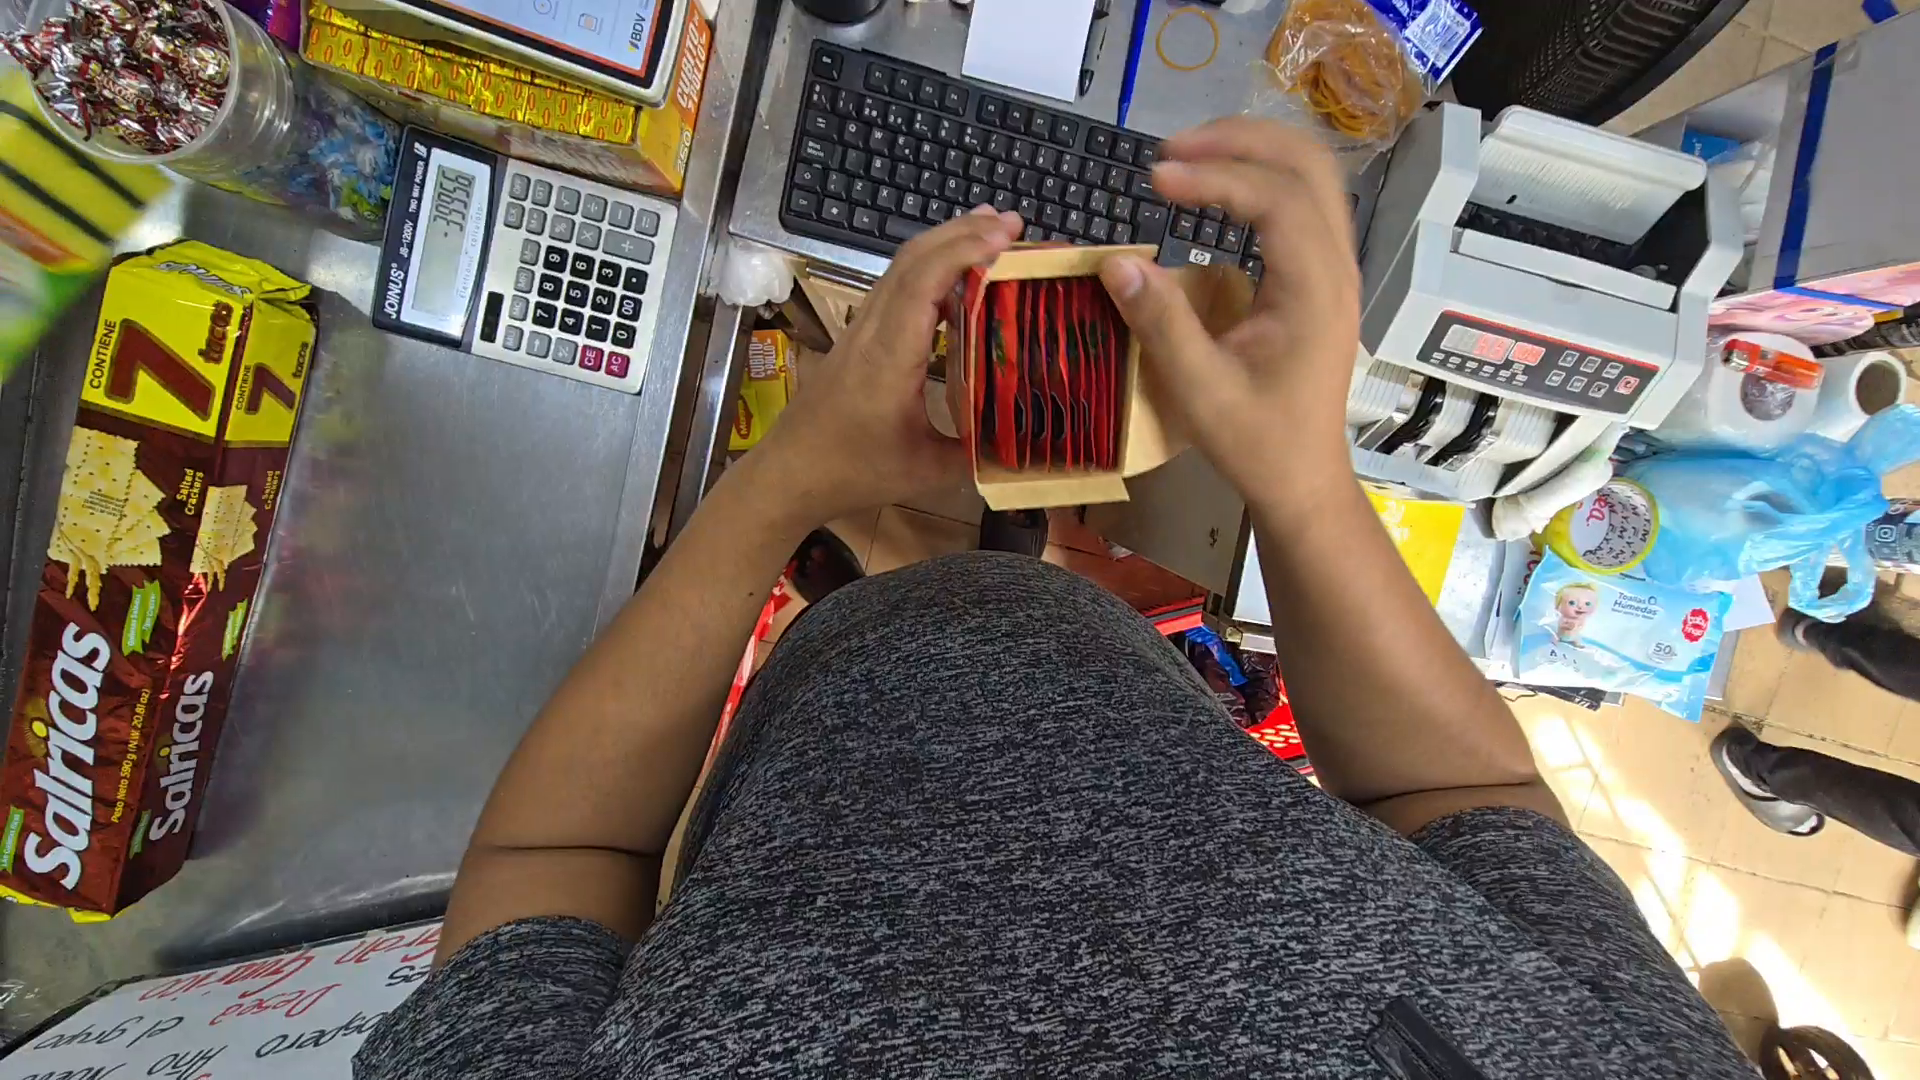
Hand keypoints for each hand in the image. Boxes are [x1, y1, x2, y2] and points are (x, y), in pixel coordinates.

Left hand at [755, 206, 1023, 525]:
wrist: (789, 475)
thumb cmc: (852, 473)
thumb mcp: (925, 471)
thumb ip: (975, 454)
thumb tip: (1021, 440)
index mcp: (890, 355)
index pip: (924, 280)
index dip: (965, 249)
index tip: (1006, 236)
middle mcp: (873, 331)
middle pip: (912, 258)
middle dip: (963, 231)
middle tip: (1011, 224)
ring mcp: (861, 331)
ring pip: (901, 269)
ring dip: (945, 246)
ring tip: (989, 239)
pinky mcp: (857, 340)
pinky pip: (895, 290)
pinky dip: (929, 272)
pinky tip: (954, 285)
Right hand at [1098, 117, 1360, 500]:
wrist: (1302, 478)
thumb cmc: (1255, 441)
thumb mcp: (1200, 390)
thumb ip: (1161, 323)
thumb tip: (1116, 262)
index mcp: (1314, 290)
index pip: (1276, 199)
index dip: (1215, 176)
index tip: (1156, 178)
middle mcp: (1335, 267)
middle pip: (1307, 166)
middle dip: (1239, 143)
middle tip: (1171, 150)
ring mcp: (1334, 272)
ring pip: (1311, 179)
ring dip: (1254, 155)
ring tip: (1191, 158)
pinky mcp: (1320, 282)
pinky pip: (1302, 208)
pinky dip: (1261, 184)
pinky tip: (1219, 196)